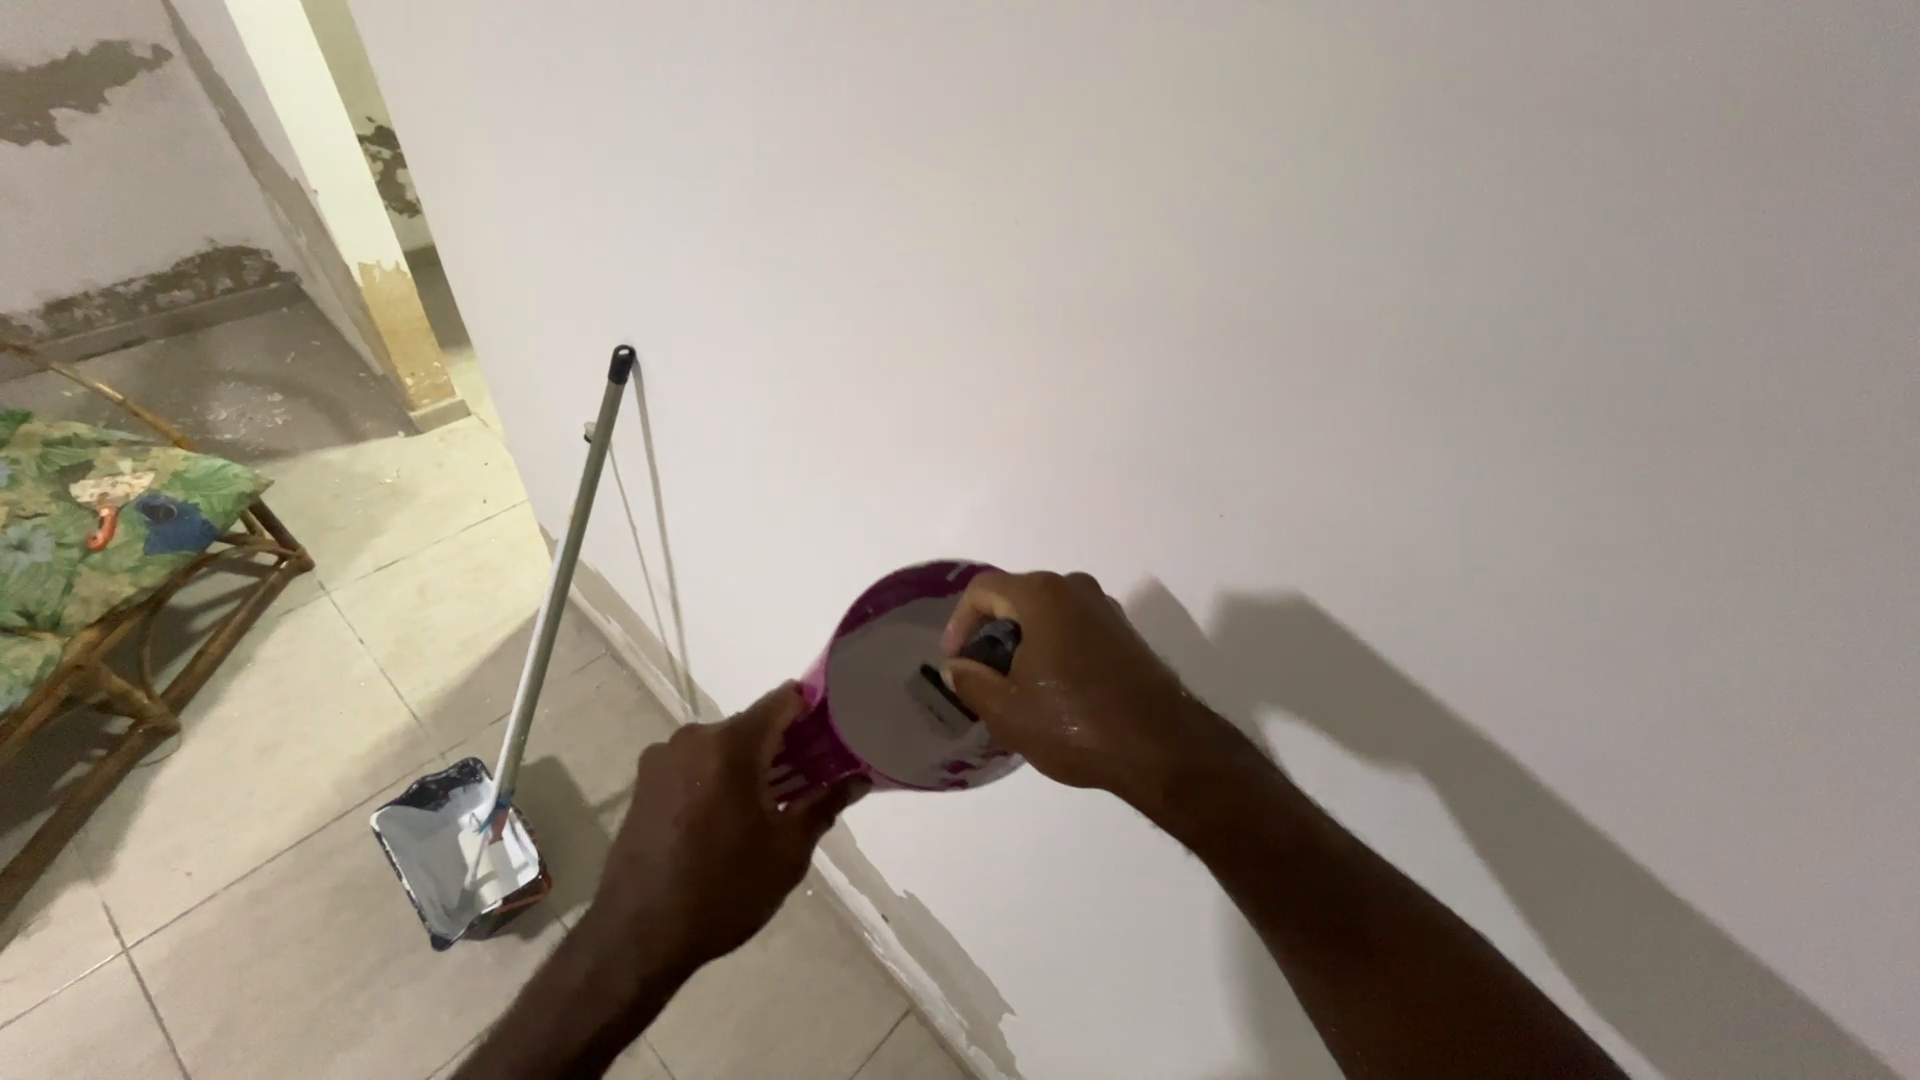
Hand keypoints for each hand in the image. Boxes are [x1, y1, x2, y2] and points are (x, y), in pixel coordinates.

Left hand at [586, 683, 863, 970]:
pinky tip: (735, 818)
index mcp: (730, 744)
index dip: (814, 711)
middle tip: (816, 777)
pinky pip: (697, 766)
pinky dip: (722, 778)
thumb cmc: (723, 890)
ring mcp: (662, 760)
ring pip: (724, 747)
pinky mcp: (645, 785)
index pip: (784, 700)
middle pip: (754, 725)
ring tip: (777, 803)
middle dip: (787, 745)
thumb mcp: (787, 850)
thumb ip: (825, 803)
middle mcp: (693, 739)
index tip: (835, 734)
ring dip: (754, 764)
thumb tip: (859, 778)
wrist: (636, 939)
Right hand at [941, 570, 1251, 810]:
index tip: (956, 661)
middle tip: (981, 676)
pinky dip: (1053, 649)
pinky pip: (1074, 628)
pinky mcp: (1125, 633)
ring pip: (1047, 614)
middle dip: (992, 633)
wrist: (1162, 747)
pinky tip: (1053, 690)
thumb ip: (971, 682)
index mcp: (1042, 595)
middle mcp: (1076, 588)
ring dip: (1024, 643)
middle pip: (1016, 597)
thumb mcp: (1007, 711)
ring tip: (1014, 688)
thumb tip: (957, 666)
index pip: (983, 590)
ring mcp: (1106, 609)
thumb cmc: (1076, 724)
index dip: (959, 623)